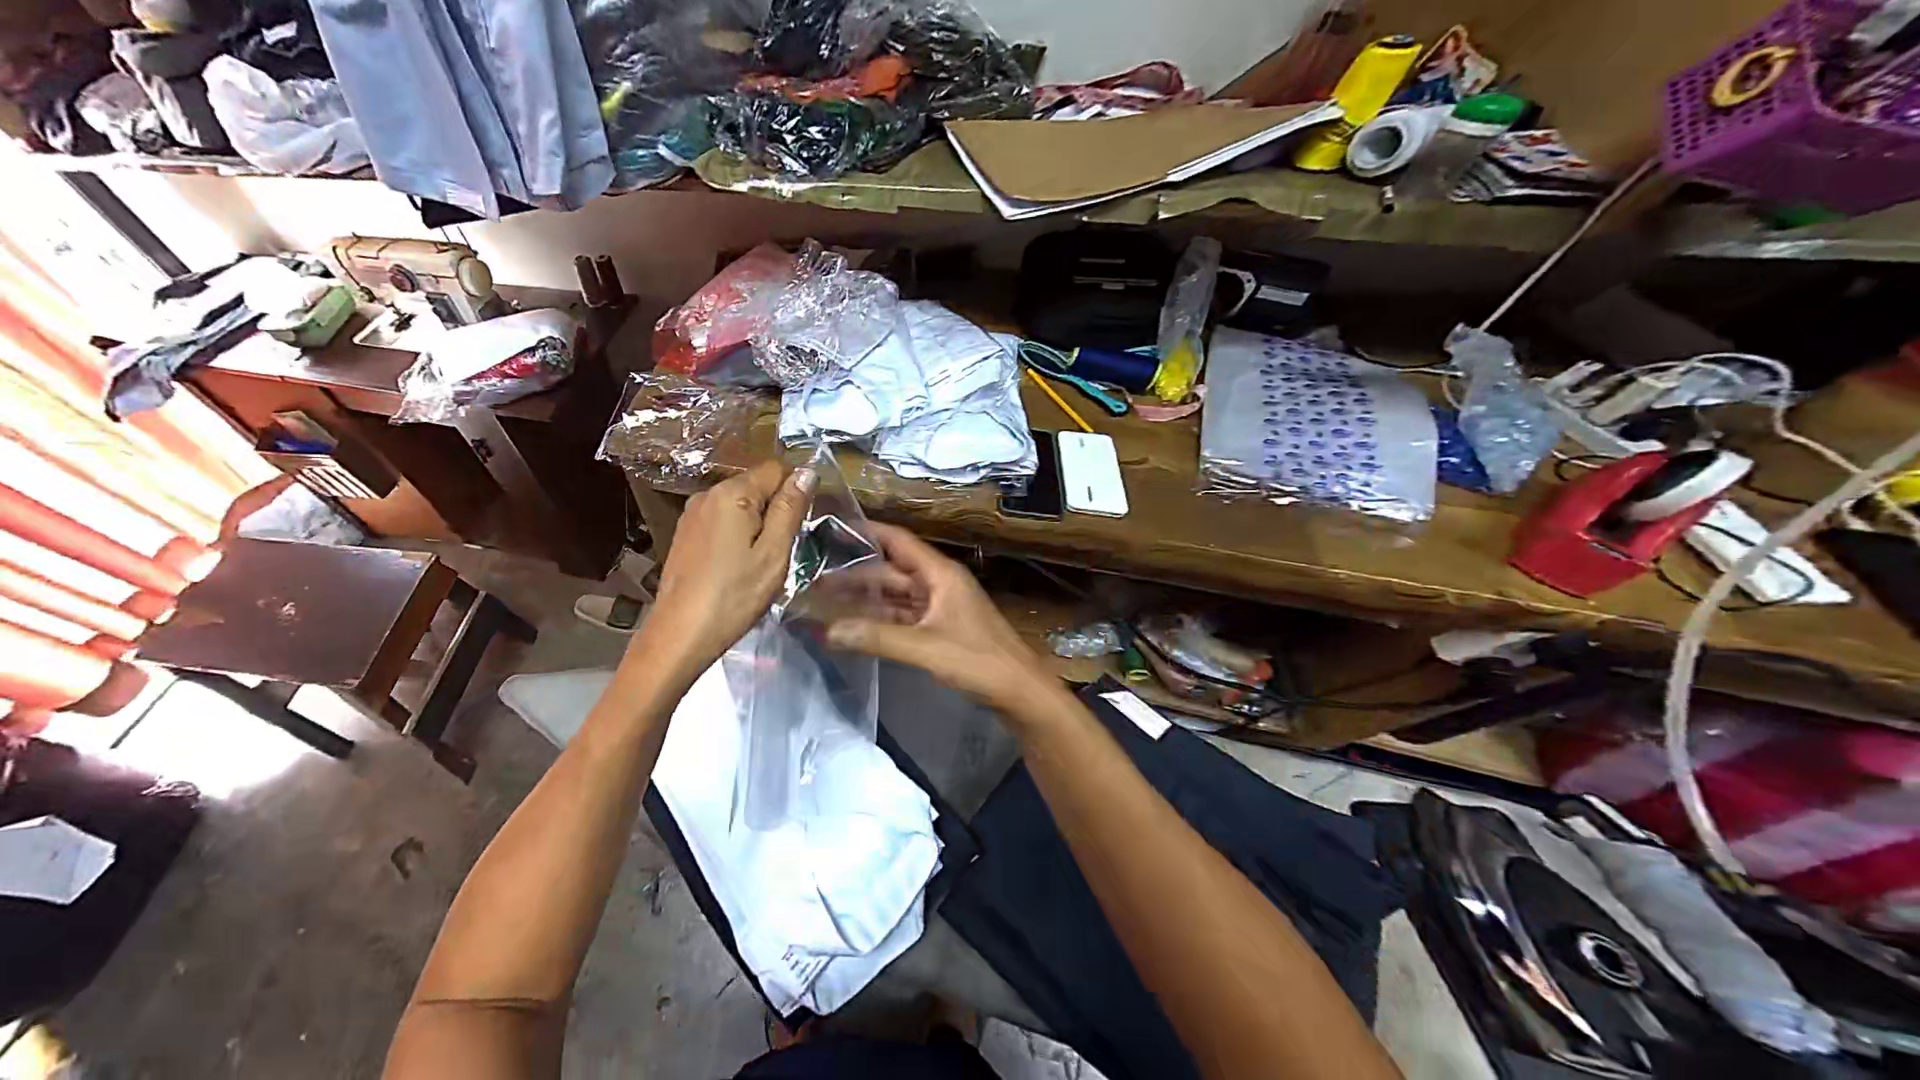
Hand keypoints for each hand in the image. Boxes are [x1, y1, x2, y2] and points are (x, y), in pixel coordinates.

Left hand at [632, 460, 814, 679]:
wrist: (680, 634)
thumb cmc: (734, 595)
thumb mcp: (774, 553)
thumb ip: (790, 509)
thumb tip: (806, 472)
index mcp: (732, 493)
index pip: (775, 469)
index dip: (795, 491)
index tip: (801, 524)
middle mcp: (708, 494)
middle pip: (755, 485)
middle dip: (775, 509)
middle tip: (782, 550)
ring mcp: (692, 514)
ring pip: (739, 505)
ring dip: (756, 525)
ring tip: (761, 562)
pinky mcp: (685, 534)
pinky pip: (722, 522)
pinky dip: (737, 536)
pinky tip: (737, 566)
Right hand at [826, 523, 1053, 712]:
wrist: (1019, 691)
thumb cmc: (978, 660)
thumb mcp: (924, 647)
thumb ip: (876, 638)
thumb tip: (825, 631)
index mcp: (940, 574)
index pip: (898, 541)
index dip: (866, 531)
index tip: (831, 527)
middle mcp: (939, 584)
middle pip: (891, 571)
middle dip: (855, 573)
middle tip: (813, 576)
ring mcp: (940, 608)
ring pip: (896, 596)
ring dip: (865, 598)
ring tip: (824, 599)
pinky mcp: (940, 630)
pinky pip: (903, 617)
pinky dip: (880, 620)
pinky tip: (854, 626)